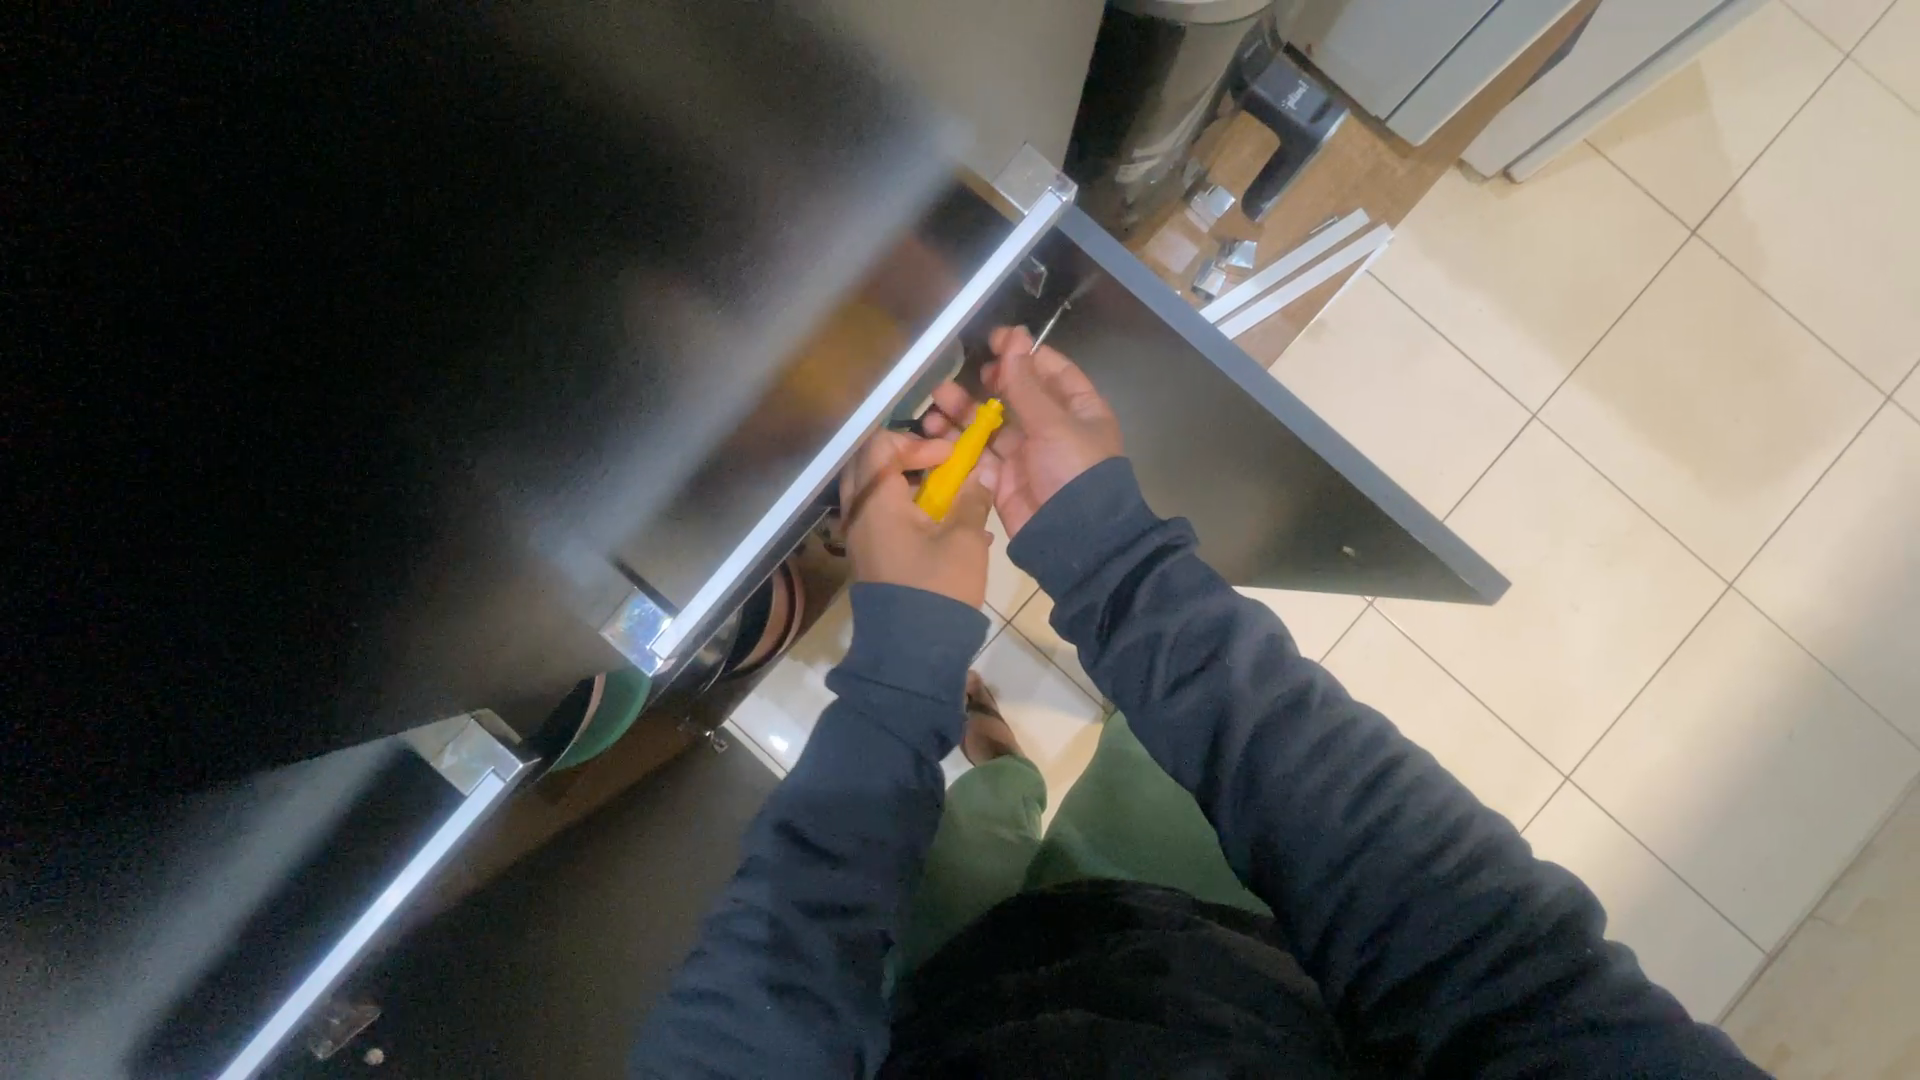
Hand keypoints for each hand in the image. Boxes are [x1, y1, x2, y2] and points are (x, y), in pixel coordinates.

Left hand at [839, 429, 995, 607]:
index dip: (918, 442)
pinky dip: (907, 512)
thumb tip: (981, 475)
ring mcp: (858, 537)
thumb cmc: (938, 587)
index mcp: (875, 501)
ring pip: (875, 493)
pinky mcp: (867, 557)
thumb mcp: (966, 540)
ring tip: (948, 499)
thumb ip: (972, 500)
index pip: (881, 445)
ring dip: (910, 486)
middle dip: (908, 458)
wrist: (911, 651)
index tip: (949, 457)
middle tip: (940, 467)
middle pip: (871, 464)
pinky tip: (945, 529)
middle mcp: (858, 514)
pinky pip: (880, 519)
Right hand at [923, 325, 1122, 537]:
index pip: (1051, 371)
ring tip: (937, 399)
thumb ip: (1026, 384)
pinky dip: (956, 444)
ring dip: (963, 412)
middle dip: (986, 384)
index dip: (1023, 353)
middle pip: (1014, 397)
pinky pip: (976, 456)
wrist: (1074, 538)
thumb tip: (1014, 338)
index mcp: (1077, 410)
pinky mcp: (1001, 481)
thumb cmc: (1074, 471)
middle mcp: (1051, 429)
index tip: (995, 340)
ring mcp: (1025, 456)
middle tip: (962, 377)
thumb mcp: (1054, 423)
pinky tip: (934, 431)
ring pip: (989, 426)